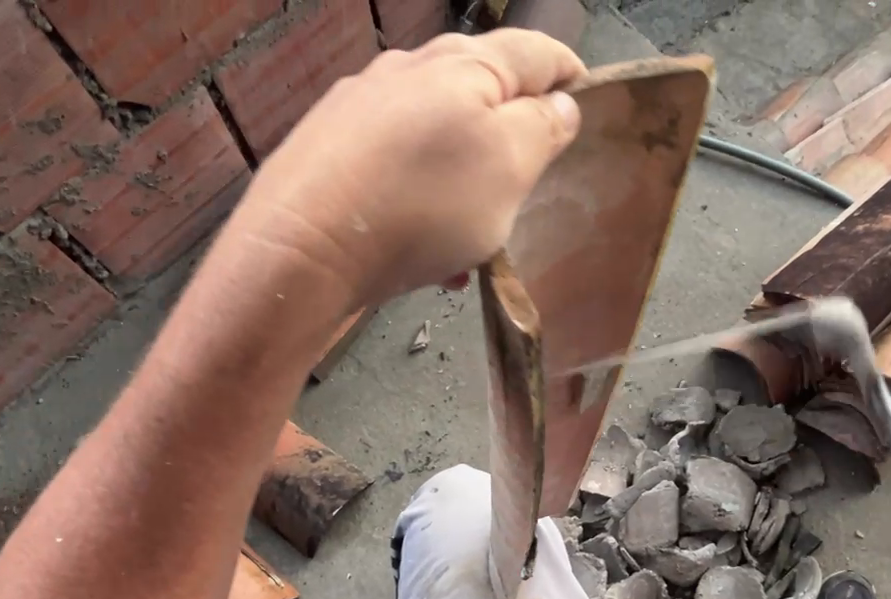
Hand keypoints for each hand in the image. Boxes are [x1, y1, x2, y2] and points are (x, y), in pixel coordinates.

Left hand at [229, 30, 585, 307]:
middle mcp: (407, 71)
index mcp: (462, 65)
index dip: (568, 74)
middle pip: (480, 94)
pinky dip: (424, 205)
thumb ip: (543, 129)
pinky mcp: (329, 152)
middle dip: (511, 137)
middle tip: (532, 181)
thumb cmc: (421, 206)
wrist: (304, 250)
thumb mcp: (508, 168)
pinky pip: (396, 172)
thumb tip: (560, 104)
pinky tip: (427, 255)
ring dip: (465, 184)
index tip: (587, 98)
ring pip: (436, 140)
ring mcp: (361, 109)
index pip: (534, 51)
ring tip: (476, 241)